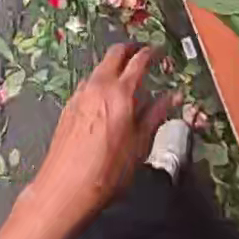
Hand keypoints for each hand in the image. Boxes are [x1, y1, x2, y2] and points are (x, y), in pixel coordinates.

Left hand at [0, 45, 174, 238]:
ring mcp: (80, 94)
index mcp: (120, 92)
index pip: (139, 60)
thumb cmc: (108, 170)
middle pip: (115, 54)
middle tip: (143, 55)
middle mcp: (98, 86)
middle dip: (130, 50)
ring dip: (114, 66)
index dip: (151, 53)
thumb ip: (156, 114)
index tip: (159, 52)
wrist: (64, 188)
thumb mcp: (140, 144)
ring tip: (127, 79)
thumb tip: (173, 96)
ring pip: (100, 68)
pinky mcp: (69, 106)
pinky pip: (88, 84)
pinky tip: (107, 99)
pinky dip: (101, 81)